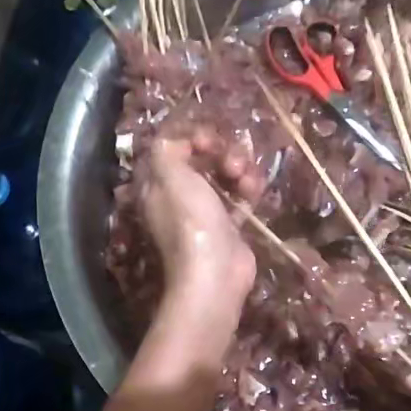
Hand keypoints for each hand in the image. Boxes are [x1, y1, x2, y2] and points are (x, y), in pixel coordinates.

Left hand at [139, 138, 256, 336]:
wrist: (216, 272)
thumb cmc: (191, 221)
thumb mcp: (170, 175)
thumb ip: (166, 150)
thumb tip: (175, 140)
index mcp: (156, 186)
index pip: (171, 149)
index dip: (192, 138)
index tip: (208, 141)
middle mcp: (176, 197)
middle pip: (201, 160)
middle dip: (221, 153)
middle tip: (232, 163)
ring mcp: (203, 213)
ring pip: (223, 175)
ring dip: (239, 169)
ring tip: (245, 179)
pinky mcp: (228, 226)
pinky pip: (239, 196)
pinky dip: (248, 189)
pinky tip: (254, 191)